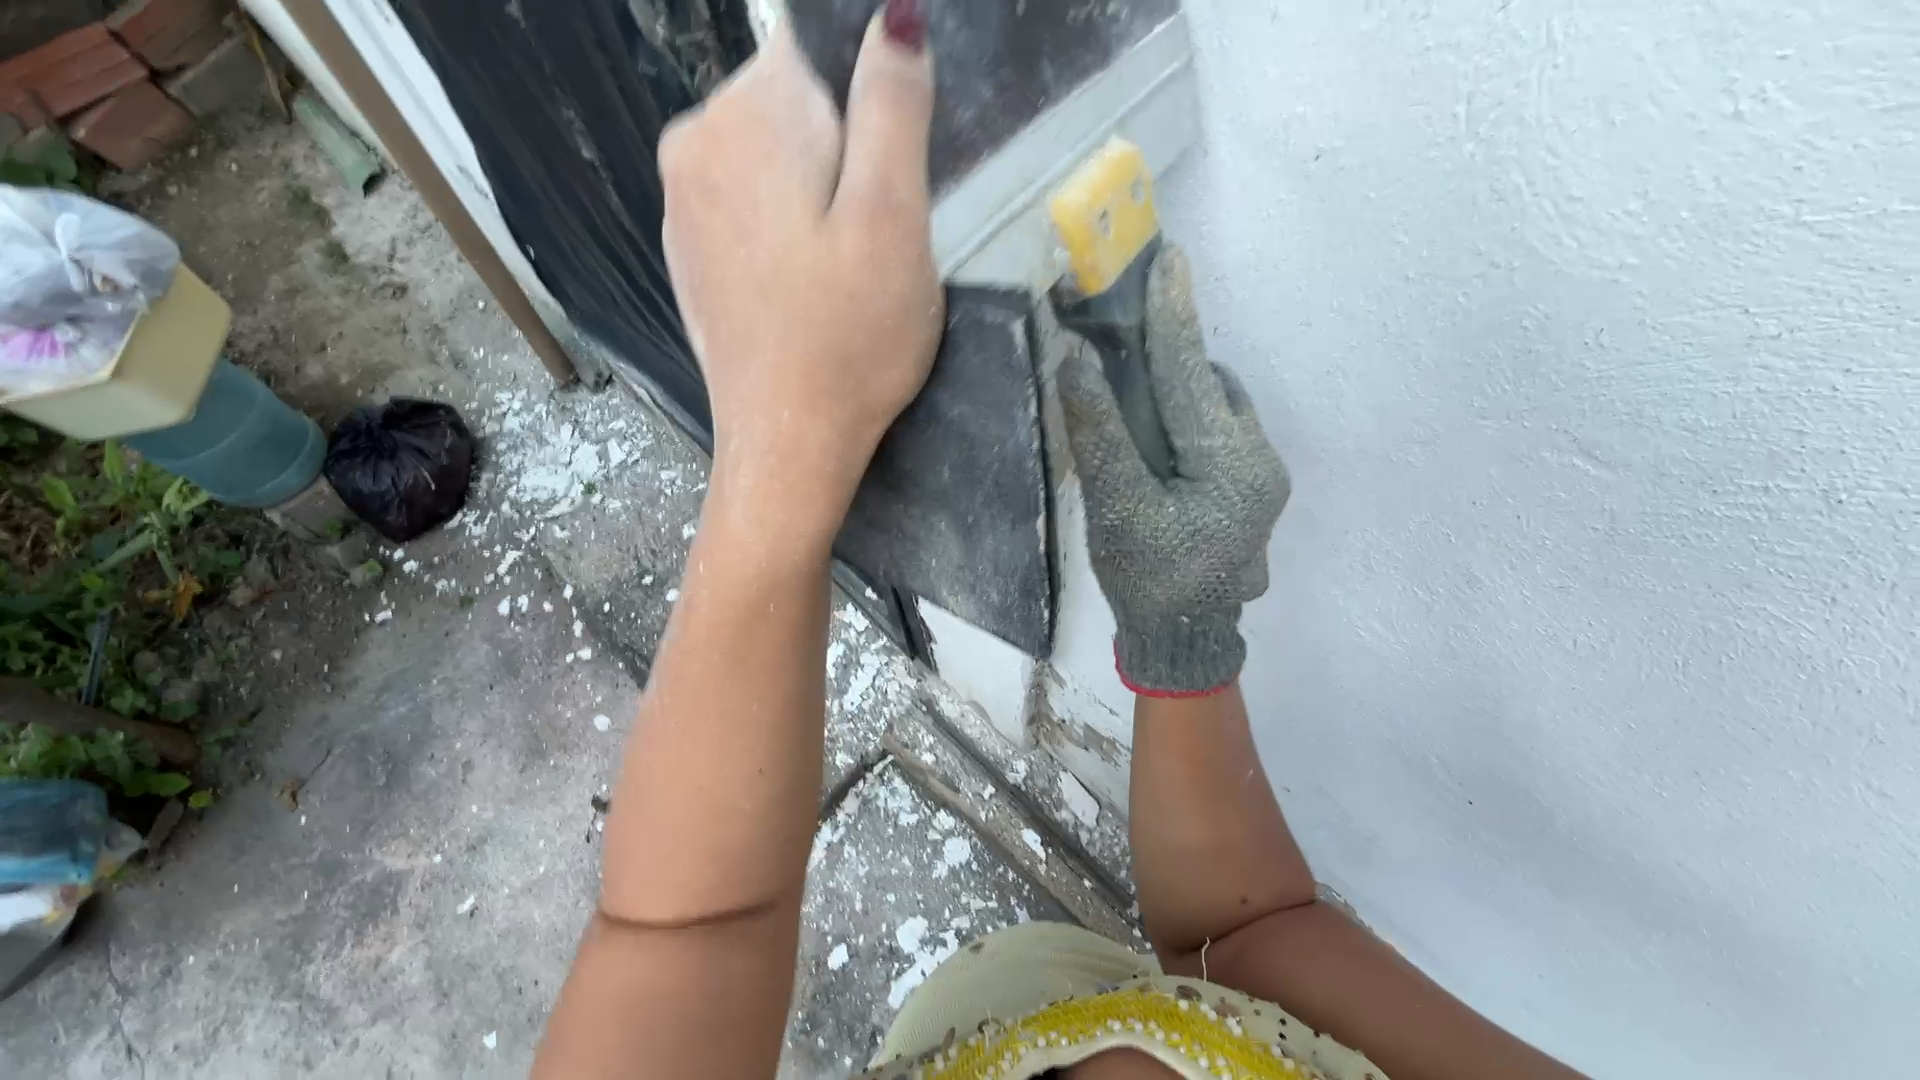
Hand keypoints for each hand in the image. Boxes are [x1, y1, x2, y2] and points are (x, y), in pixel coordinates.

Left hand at [658, 11, 939, 542]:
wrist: (789, 444)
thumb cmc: (850, 338)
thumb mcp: (894, 218)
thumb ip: (892, 106)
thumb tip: (894, 16)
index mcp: (741, 120)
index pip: (820, 58)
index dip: (870, 118)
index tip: (886, 191)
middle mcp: (692, 145)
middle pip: (798, 110)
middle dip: (846, 161)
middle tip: (872, 244)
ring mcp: (682, 205)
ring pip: (778, 164)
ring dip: (822, 204)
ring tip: (842, 276)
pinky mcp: (691, 254)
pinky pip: (753, 211)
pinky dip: (789, 236)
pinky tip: (808, 294)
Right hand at [1057, 247, 1289, 695]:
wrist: (1186, 638)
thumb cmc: (1148, 579)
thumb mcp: (1118, 509)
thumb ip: (1101, 434)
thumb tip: (1076, 360)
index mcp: (1231, 463)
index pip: (1192, 375)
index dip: (1173, 317)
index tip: (1167, 258)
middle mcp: (1259, 459)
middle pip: (1210, 386)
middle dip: (1174, 355)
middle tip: (1131, 334)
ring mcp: (1262, 474)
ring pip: (1219, 408)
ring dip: (1181, 390)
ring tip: (1136, 396)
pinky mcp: (1253, 486)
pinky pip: (1220, 431)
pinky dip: (1189, 419)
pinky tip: (1159, 437)